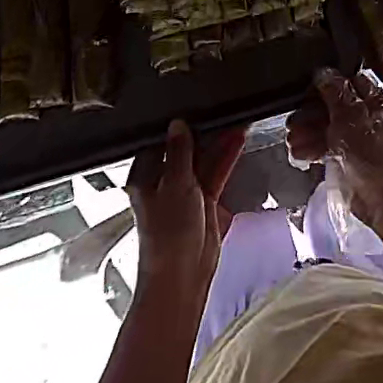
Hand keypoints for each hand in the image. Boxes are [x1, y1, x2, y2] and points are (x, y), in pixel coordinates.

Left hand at [126, 120, 246, 299]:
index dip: (176, 127)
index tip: (193, 107)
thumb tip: (177, 124)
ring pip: (202, 162)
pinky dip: (225, 159)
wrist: (183, 275)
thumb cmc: (169, 232)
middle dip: (201, 133)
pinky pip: (214, 175)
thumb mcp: (175, 184)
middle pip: (184, 151)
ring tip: (236, 121)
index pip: (160, 143)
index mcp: (145, 177)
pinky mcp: (203, 203)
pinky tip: (237, 141)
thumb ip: (180, 153)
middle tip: (220, 110)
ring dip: (217, 144)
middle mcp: (163, 182)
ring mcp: (184, 193)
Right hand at [287, 68, 382, 225]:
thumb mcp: (350, 116)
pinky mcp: (350, 158)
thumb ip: (335, 92)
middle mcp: (369, 116)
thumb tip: (323, 72)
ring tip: (292, 142)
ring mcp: (359, 138)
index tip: (304, 93)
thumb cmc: (373, 155)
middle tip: (293, 122)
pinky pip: (328, 146)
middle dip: (310, 114)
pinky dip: (313, 148)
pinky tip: (299, 154)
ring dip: (307, 133)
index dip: (324, 87)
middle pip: (333, 106)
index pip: (346, 83)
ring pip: (328, 127)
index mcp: (376, 100)